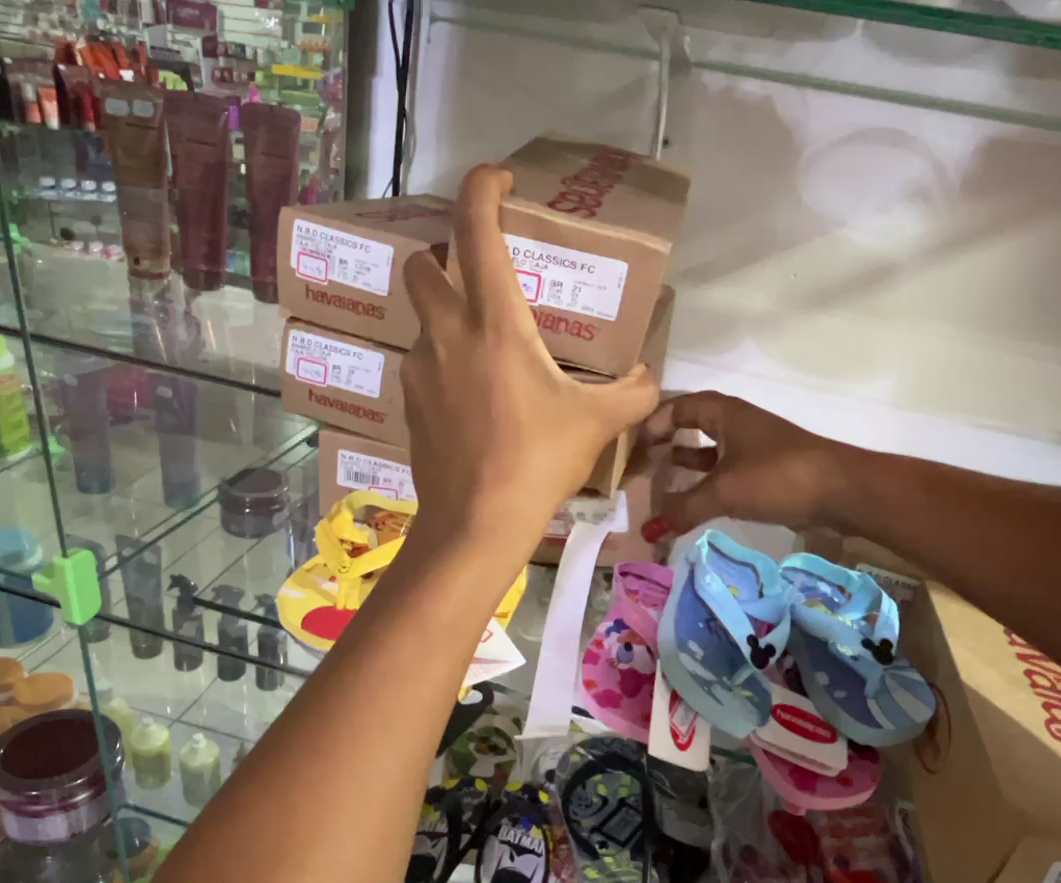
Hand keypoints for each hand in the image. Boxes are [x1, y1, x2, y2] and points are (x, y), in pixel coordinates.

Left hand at [401, 165, 658, 551]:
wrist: (475, 524)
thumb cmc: (537, 462)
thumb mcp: (597, 423)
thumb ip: (633, 392)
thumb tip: (652, 379)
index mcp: (494, 321)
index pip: (474, 227)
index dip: (480, 187)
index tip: (497, 181)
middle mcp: (446, 333)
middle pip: (420, 263)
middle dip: (440, 254)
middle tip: (476, 275)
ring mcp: (420, 369)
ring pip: (419, 318)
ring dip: (443, 315)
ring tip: (481, 347)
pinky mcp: (408, 403)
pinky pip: (421, 363)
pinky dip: (441, 362)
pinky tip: (469, 398)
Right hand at [638, 391, 848, 537]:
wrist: (842, 491)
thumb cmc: (777, 477)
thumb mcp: (724, 491)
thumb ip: (683, 509)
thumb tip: (648, 531)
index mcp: (726, 414)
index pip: (681, 406)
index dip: (655, 421)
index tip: (635, 446)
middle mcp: (739, 425)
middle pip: (695, 426)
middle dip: (668, 442)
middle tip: (643, 463)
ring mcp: (754, 449)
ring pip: (711, 452)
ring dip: (687, 465)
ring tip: (661, 484)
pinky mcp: (767, 474)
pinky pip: (726, 474)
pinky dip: (707, 486)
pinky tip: (694, 505)